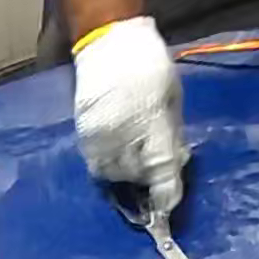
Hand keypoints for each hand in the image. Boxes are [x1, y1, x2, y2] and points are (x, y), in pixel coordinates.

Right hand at [73, 16, 188, 218]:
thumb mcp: (171, 97)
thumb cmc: (146, 68)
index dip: (165, 192)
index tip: (168, 210)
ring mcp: (99, 143)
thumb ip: (170, 133)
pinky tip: (119, 162)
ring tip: (137, 167)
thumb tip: (174, 164)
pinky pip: (98, 168)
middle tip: (159, 176)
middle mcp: (121, 139)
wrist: (106, 48)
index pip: (159, 169)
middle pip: (136, 177)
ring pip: (115, 176)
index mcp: (149, 124)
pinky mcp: (84, 144)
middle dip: (148, 180)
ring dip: (128, 177)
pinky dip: (111, 170)